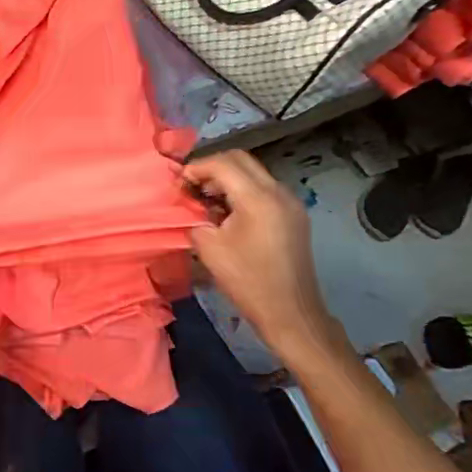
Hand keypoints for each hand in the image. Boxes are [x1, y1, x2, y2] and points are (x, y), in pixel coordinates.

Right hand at [184, 151, 343, 354]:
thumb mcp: (209, 247)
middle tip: (190, 187)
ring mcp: (290, 203)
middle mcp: (279, 192)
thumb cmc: (246, 280)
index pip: (223, 164)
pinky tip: (226, 213)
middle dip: (211, 168)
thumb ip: (195, 217)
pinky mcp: (293, 215)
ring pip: (253, 173)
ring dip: (227, 179)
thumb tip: (190, 205)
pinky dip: (241, 191)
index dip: (196, 168)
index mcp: (258, 198)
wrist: (290, 311)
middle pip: (240, 160)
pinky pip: (263, 190)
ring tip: (205, 201)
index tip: (178, 184)